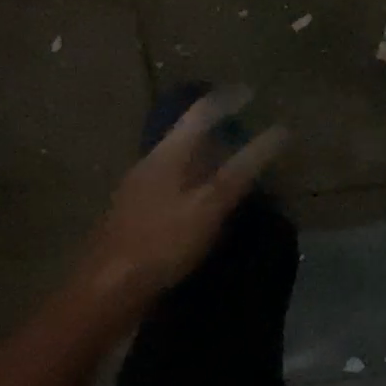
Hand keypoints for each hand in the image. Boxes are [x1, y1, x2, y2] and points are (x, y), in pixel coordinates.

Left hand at [81, 87, 286, 302]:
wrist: (105, 293)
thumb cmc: (161, 243)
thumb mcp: (210, 205)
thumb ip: (242, 169)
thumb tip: (280, 131)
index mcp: (168, 154)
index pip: (202, 112)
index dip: (228, 99)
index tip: (254, 93)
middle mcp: (150, 163)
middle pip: (187, 136)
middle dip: (219, 130)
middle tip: (249, 131)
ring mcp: (139, 191)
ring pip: (180, 162)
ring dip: (207, 158)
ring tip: (234, 167)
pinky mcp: (136, 217)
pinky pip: (173, 186)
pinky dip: (196, 183)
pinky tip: (207, 204)